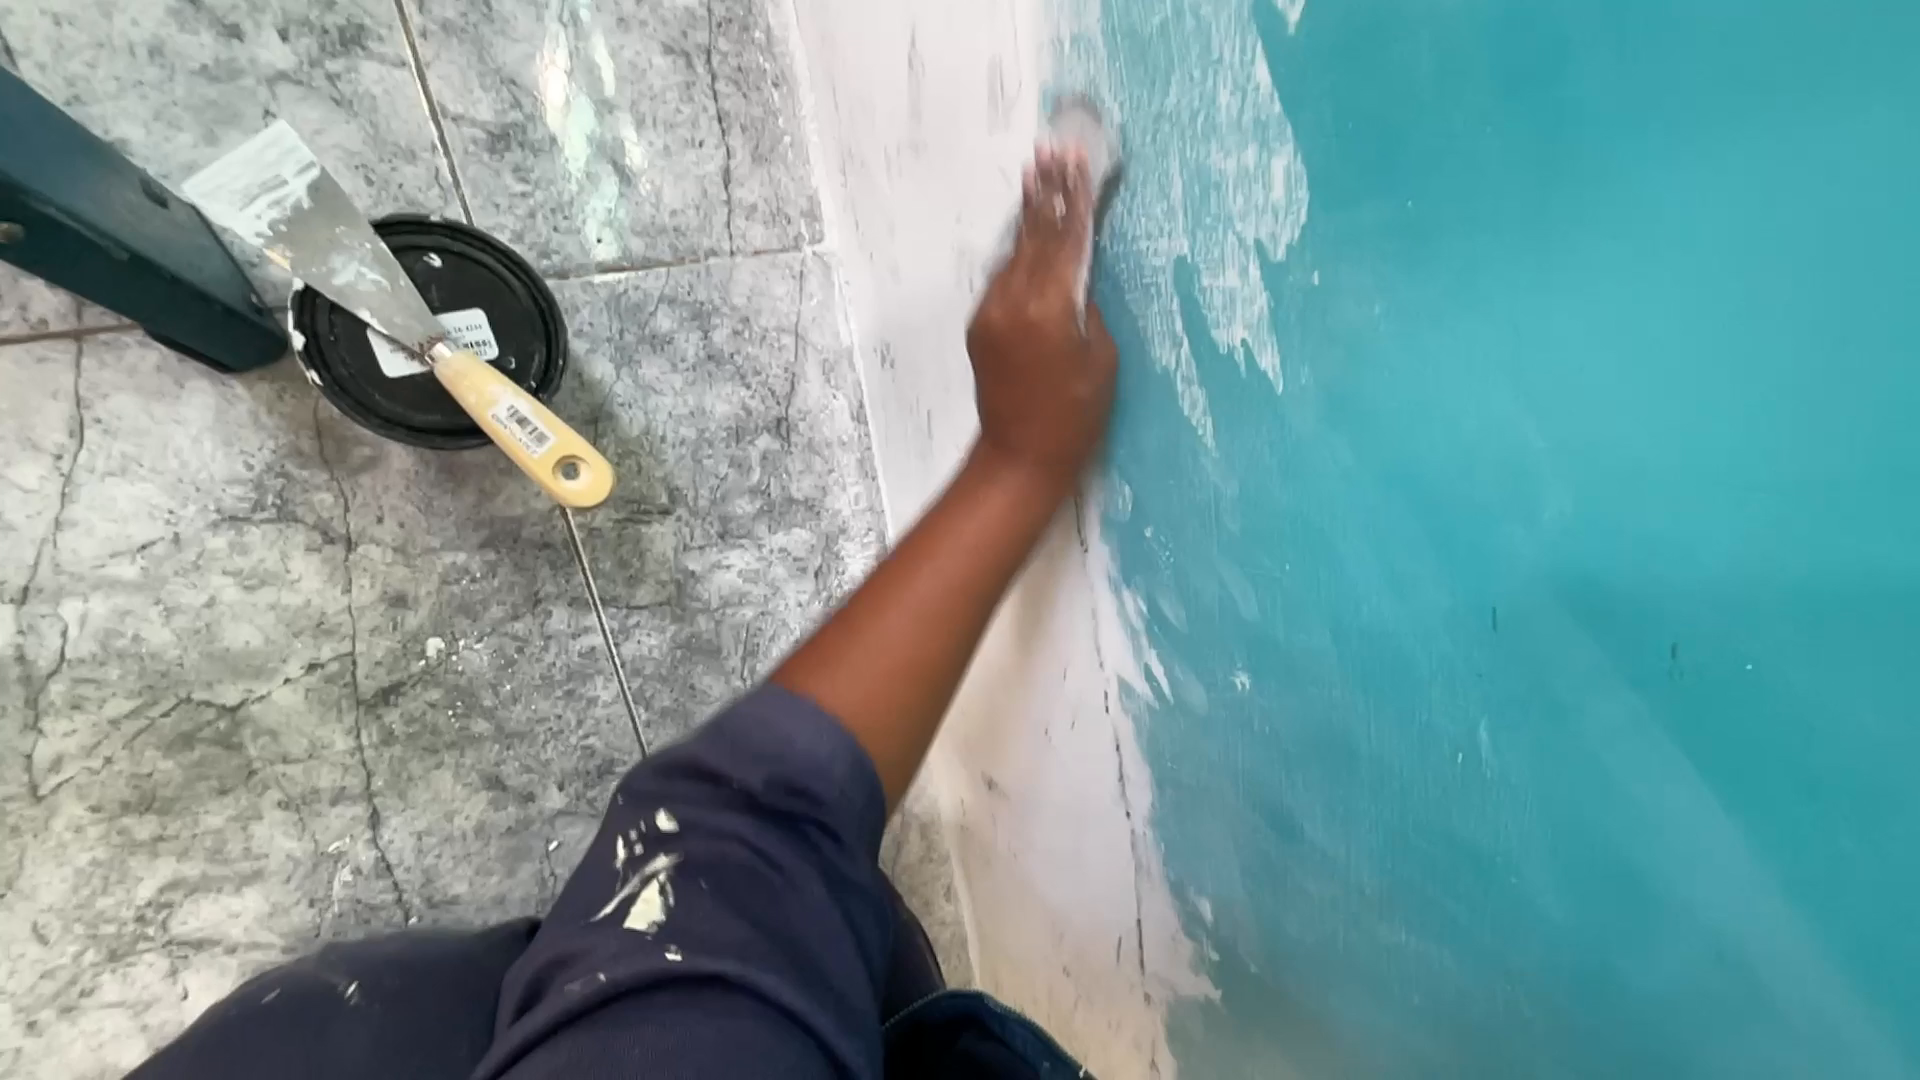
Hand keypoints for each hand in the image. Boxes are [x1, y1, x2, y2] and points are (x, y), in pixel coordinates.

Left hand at [965, 141, 1117, 493]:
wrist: (1020, 456)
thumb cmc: (1076, 415)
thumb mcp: (1102, 359)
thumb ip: (1088, 308)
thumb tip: (1076, 278)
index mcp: (1050, 307)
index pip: (1066, 238)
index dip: (1074, 196)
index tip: (1077, 157)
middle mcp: (1013, 300)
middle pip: (1033, 235)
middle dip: (1044, 192)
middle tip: (1050, 149)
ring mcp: (990, 313)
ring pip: (1013, 254)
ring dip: (1027, 218)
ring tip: (1036, 175)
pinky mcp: (980, 327)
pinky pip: (1002, 279)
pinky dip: (1018, 254)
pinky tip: (1026, 235)